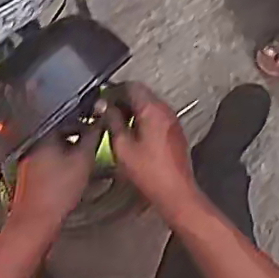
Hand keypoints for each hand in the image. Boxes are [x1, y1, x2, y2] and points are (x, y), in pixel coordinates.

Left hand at [8, 128, 100, 233]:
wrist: (36, 220)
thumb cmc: (57, 192)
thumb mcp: (84, 160)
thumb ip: (92, 137)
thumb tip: (99, 123)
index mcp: (43, 134)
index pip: (66, 116)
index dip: (85, 119)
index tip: (96, 125)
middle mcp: (32, 144)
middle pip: (58, 131)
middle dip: (77, 135)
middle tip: (92, 143)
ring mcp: (28, 160)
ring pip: (52, 146)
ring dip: (68, 149)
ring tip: (82, 159)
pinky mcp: (28, 175)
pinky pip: (47, 160)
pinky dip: (59, 162)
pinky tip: (69, 173)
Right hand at [107, 83, 200, 210]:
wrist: (175, 191)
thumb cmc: (149, 172)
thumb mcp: (122, 146)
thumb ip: (112, 121)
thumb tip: (105, 107)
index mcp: (152, 109)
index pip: (132, 86)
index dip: (114, 90)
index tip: (103, 100)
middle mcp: (165, 110)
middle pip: (142, 93)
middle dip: (123, 100)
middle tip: (107, 112)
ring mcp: (172, 120)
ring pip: (150, 104)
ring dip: (133, 110)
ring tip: (117, 124)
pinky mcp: (175, 131)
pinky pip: (157, 116)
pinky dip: (144, 119)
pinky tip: (133, 134)